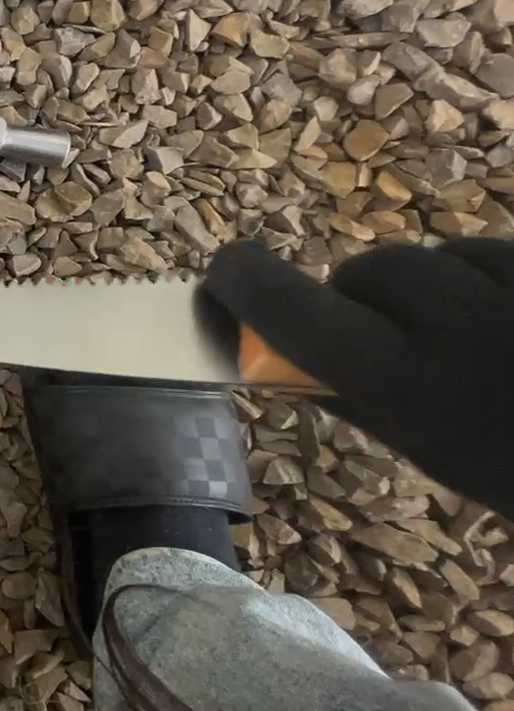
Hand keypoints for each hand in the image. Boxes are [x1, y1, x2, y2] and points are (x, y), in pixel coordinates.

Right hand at [200, 238, 513, 515]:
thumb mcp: (442, 457)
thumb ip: (356, 396)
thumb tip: (277, 349)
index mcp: (412, 381)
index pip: (286, 303)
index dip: (241, 277)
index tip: (225, 272)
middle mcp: (472, 328)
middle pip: (381, 267)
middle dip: (372, 290)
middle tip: (396, 327)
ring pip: (460, 253)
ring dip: (453, 279)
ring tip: (489, 325)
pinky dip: (512, 277)